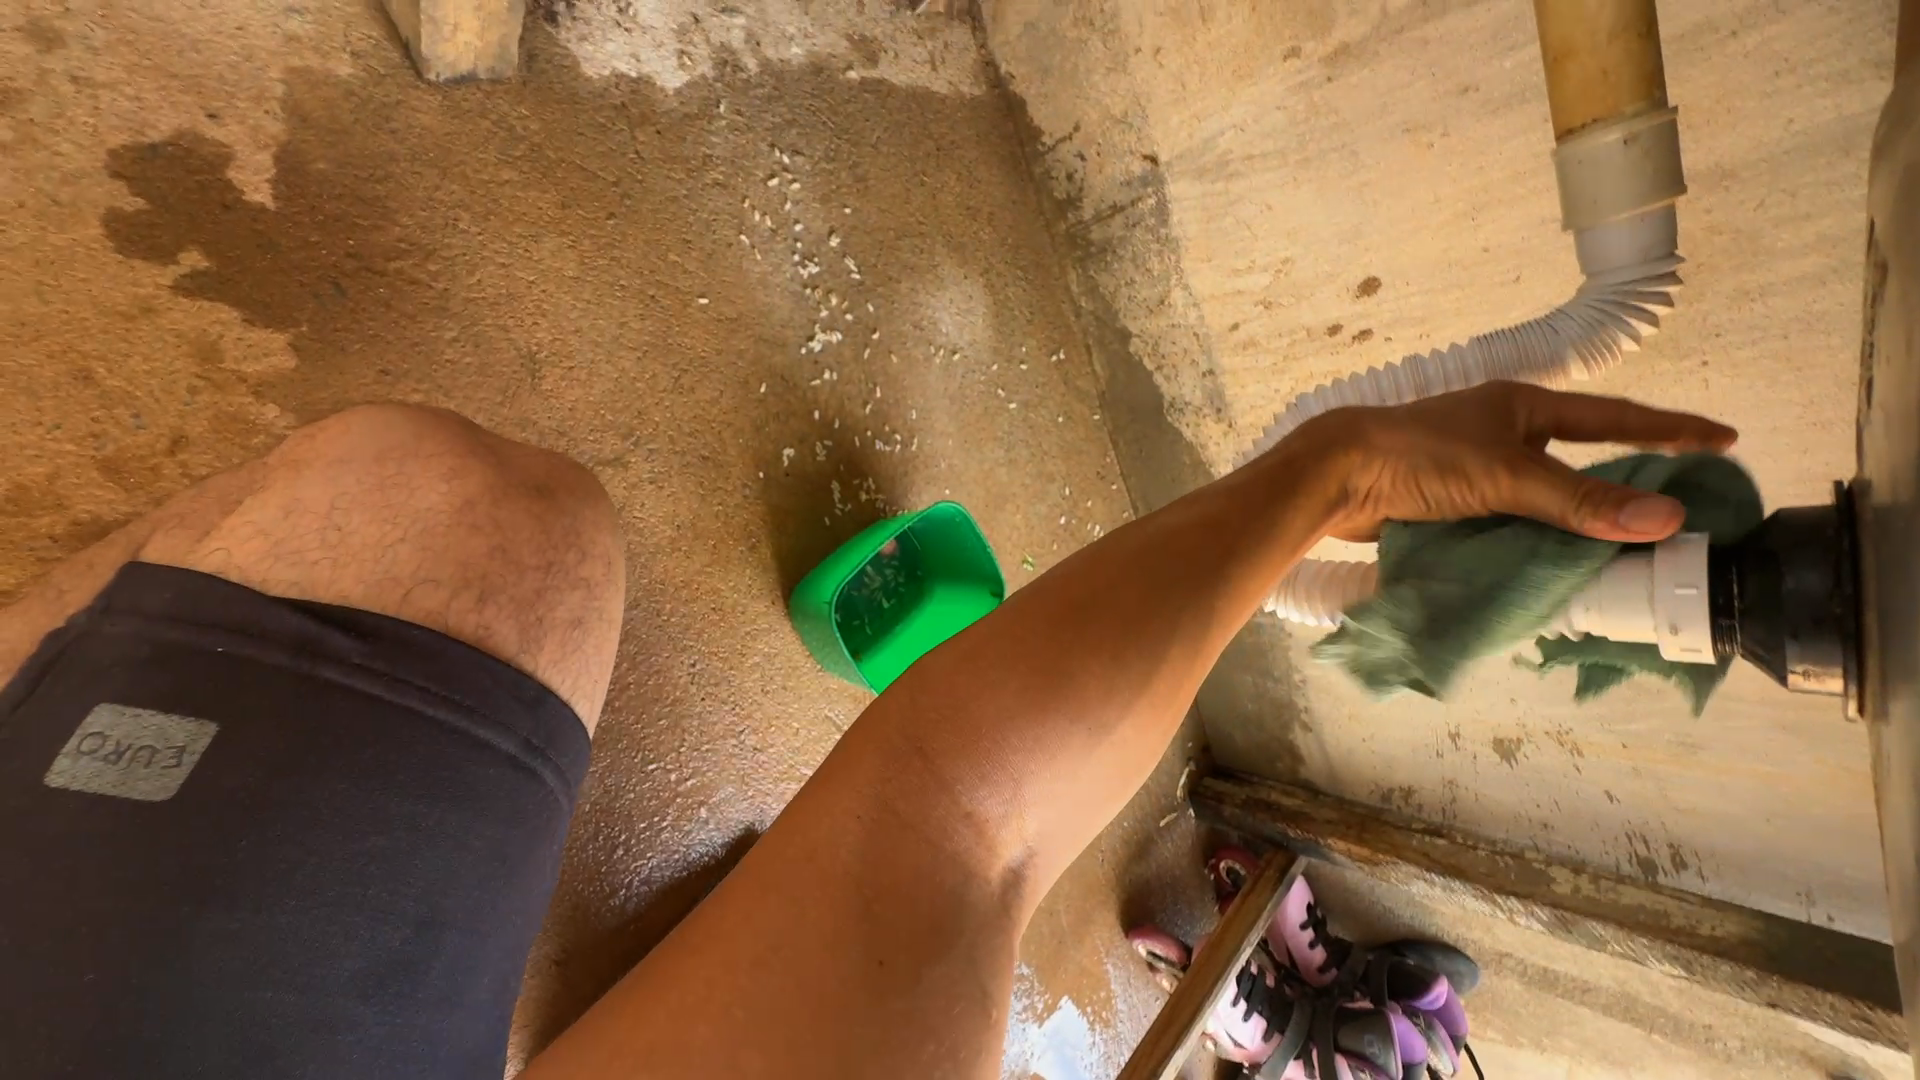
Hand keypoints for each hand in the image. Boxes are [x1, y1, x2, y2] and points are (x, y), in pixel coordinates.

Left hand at [1293, 382, 1739, 542]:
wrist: (1337, 475)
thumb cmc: (1421, 458)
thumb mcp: (1508, 474)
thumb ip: (1579, 499)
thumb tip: (1667, 519)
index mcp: (1521, 409)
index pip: (1613, 418)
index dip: (1669, 429)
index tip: (1725, 440)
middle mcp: (1499, 434)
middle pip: (1574, 464)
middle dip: (1615, 491)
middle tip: (1667, 521)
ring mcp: (1468, 468)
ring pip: (1534, 498)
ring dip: (1566, 524)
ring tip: (1614, 557)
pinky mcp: (1442, 500)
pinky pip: (1500, 520)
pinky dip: (1526, 539)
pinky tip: (1549, 564)